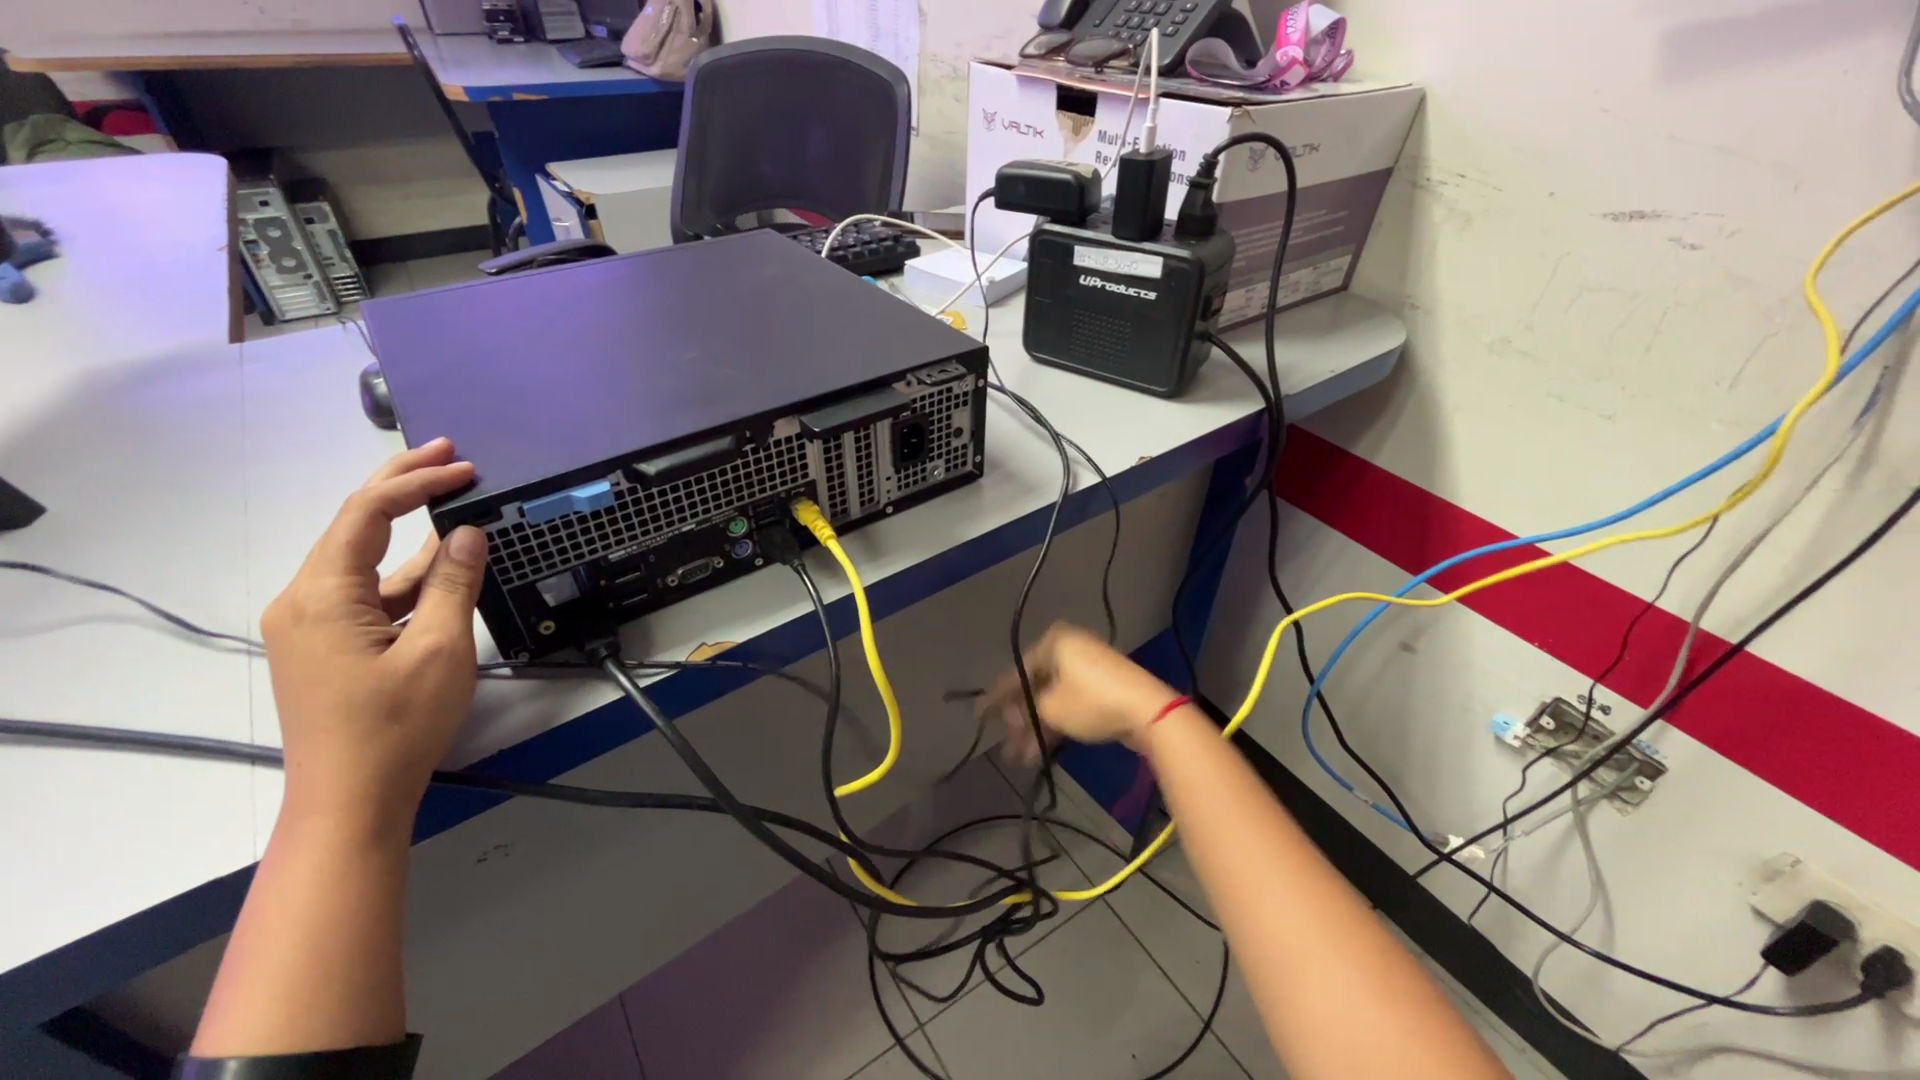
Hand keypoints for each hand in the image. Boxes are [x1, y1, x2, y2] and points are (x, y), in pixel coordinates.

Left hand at [261, 439, 486, 837]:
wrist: (350, 802)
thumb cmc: (395, 726)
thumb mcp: (439, 650)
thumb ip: (452, 583)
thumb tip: (465, 532)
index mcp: (321, 595)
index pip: (365, 515)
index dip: (416, 483)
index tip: (465, 468)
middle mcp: (304, 600)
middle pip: (354, 526)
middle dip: (401, 487)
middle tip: (449, 454)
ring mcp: (313, 625)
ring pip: (365, 563)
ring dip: (409, 535)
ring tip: (454, 503)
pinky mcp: (328, 646)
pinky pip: (369, 595)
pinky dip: (406, 576)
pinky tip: (442, 565)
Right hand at [983, 622, 1178, 764]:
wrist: (1149, 711)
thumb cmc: (1092, 701)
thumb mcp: (1051, 709)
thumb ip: (1024, 713)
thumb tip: (1008, 718)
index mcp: (1054, 642)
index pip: (1016, 671)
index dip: (996, 697)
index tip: (979, 716)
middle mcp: (1068, 649)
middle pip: (1034, 687)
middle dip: (1019, 720)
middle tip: (1004, 745)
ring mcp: (1086, 669)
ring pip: (1051, 699)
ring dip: (1035, 728)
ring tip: (1020, 758)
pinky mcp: (1101, 689)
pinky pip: (1068, 704)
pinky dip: (1054, 724)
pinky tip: (1039, 752)